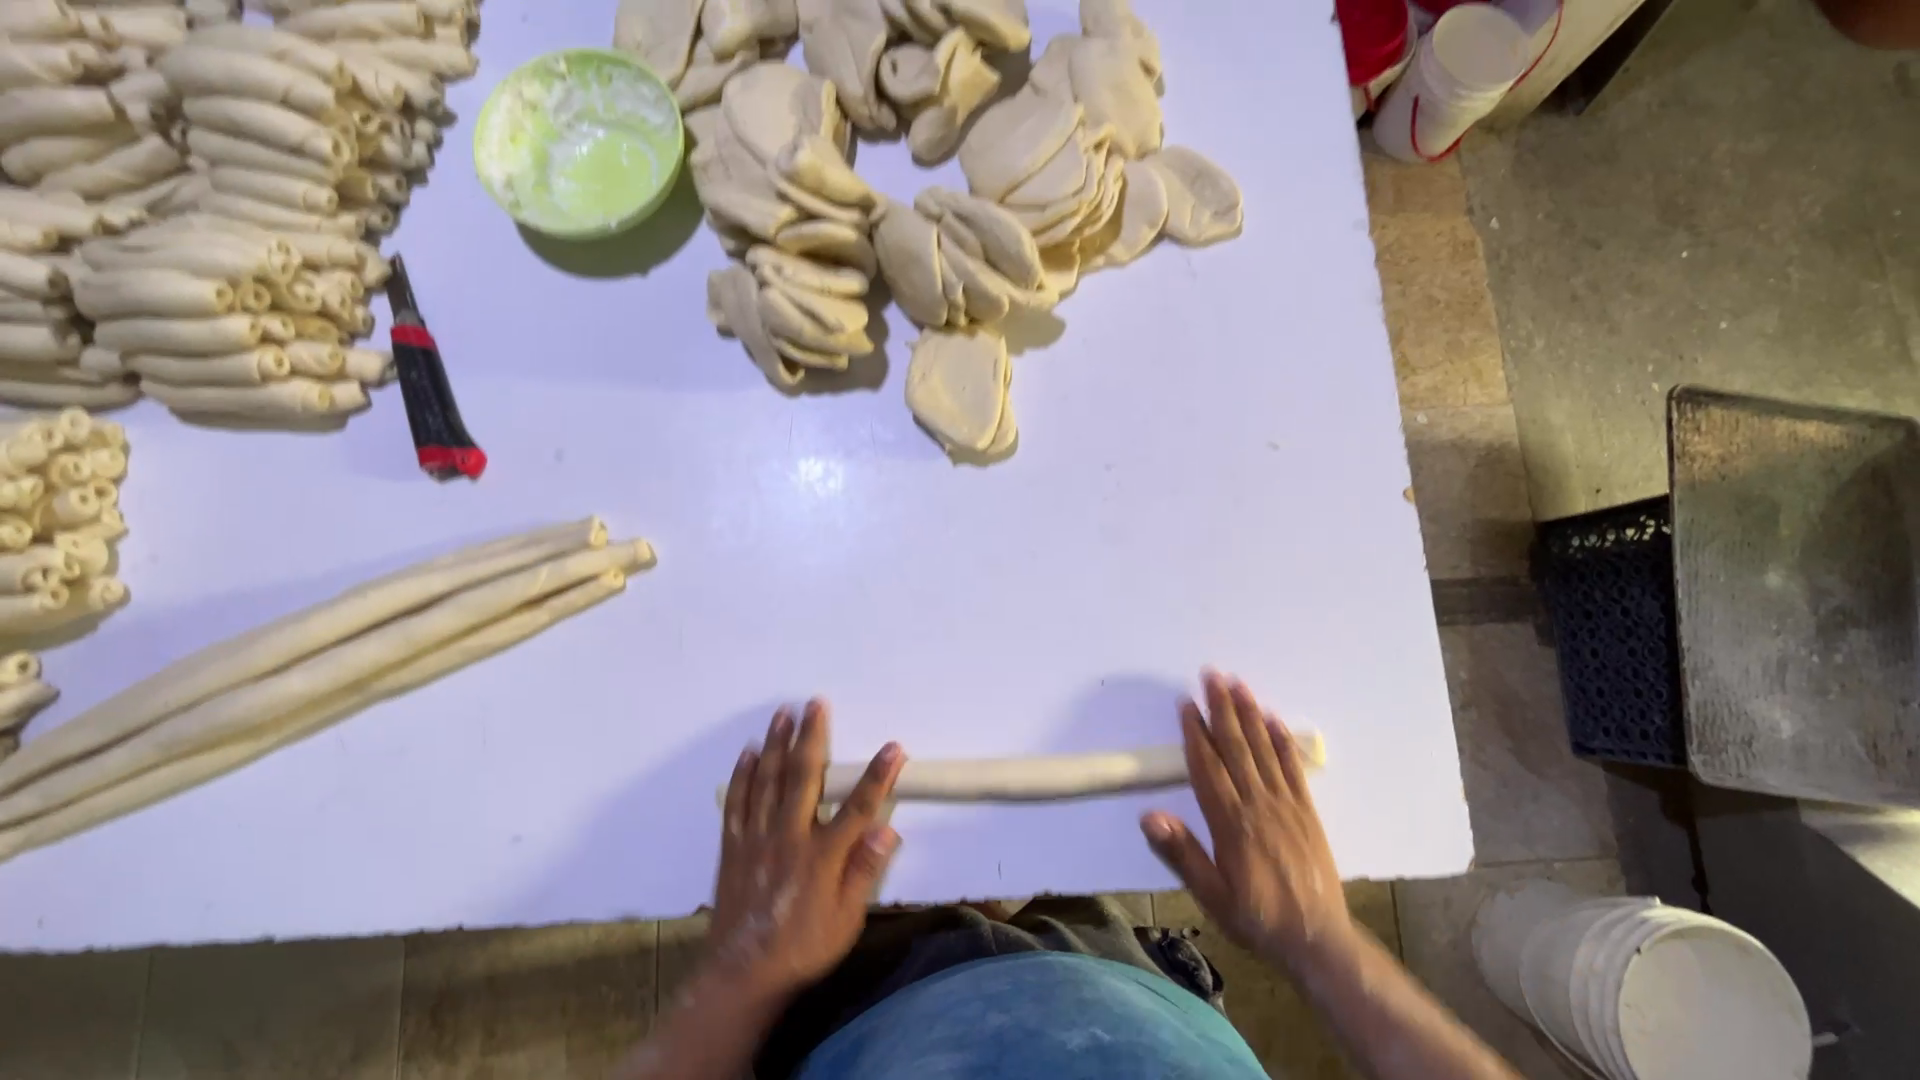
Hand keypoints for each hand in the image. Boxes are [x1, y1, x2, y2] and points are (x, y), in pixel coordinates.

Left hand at [707, 700, 905, 1004]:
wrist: (743, 974)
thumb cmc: (804, 948)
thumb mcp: (846, 919)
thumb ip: (864, 871)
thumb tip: (887, 829)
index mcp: (822, 855)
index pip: (857, 807)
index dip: (878, 776)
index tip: (894, 748)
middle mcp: (789, 836)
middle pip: (804, 777)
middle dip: (813, 736)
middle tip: (816, 703)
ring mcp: (757, 838)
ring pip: (768, 780)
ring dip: (777, 744)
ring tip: (783, 713)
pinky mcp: (733, 846)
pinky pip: (738, 802)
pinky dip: (744, 775)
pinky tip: (749, 754)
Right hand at [1141, 670, 1352, 970]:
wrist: (1317, 940)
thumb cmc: (1255, 918)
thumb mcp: (1211, 895)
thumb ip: (1182, 854)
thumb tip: (1149, 816)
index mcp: (1230, 823)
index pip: (1207, 767)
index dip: (1195, 733)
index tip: (1186, 704)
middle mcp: (1257, 805)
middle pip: (1236, 747)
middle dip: (1222, 709)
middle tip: (1212, 675)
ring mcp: (1285, 805)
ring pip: (1264, 750)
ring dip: (1249, 715)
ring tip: (1238, 684)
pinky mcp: (1306, 812)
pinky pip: (1293, 768)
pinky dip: (1283, 741)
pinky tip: (1274, 720)